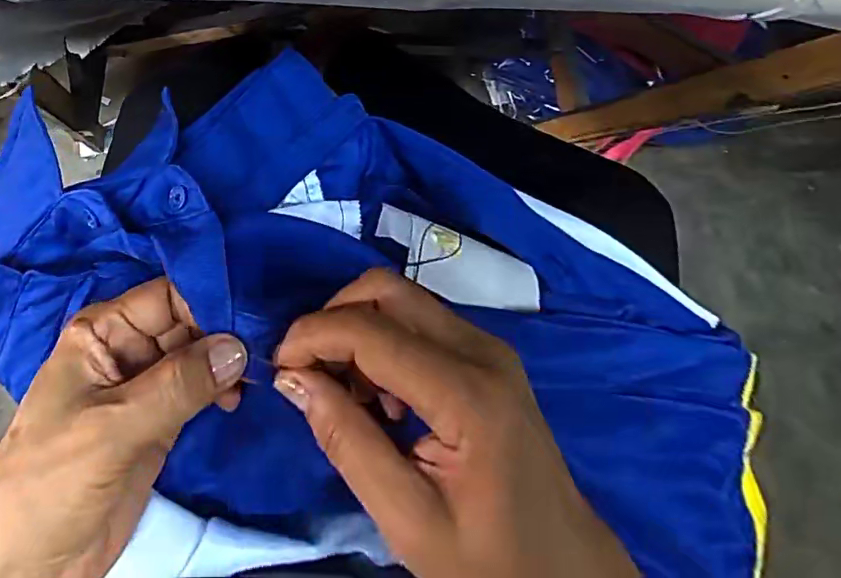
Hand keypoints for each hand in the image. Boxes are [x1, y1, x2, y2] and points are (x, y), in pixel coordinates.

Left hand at [0, 278, 246, 577]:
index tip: (255, 313)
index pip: (169, 295)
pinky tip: (240, 397)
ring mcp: (147, 383)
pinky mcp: (163, 416)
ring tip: (259, 375)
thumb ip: (177, 385)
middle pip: (191, 319)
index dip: (211, 299)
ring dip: (231, 360)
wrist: (24, 570)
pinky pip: (203, 386)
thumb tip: (239, 347)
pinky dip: (226, 386)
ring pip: (202, 352)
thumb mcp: (111, 428)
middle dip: (228, 329)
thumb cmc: (48, 485)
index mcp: (103, 332)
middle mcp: (128, 347)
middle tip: (269, 344)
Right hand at [273, 269, 637, 577]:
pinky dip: (387, 341)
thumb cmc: (487, 558)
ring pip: (406, 300)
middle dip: (336, 317)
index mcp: (467, 391)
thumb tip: (293, 378)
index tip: (278, 365)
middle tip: (307, 372)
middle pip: (391, 291)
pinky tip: (384, 399)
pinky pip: (424, 321)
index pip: (374, 331)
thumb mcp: (407, 519)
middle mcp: (482, 349)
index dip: (316, 335)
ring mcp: (490, 346)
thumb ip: (347, 442)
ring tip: (347, 397)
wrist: (562, 565)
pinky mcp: (489, 353)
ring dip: (361, 328)